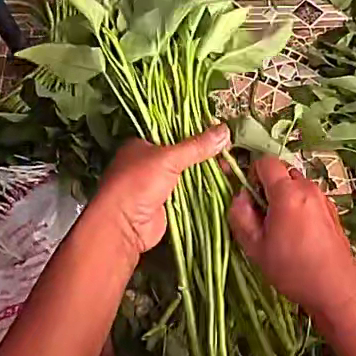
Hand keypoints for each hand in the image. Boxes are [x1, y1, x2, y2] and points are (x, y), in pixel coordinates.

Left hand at [89, 125, 230, 254]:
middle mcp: (149, 163)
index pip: (174, 132)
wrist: (123, 225)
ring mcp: (158, 185)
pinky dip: (203, 191)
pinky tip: (224, 185)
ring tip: (232, 166)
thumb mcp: (169, 158)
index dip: (196, 132)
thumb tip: (225, 130)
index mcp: (143, 144)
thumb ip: (197, 146)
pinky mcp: (166, 204)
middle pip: (183, 155)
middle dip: (205, 155)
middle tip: (231, 151)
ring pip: (188, 175)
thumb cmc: (138, 183)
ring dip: (206, 173)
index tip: (220, 132)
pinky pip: (189, 194)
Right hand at [228, 156, 355, 321]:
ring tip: (282, 229)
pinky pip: (310, 199)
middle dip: (270, 188)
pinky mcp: (332, 211)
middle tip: (264, 216)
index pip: (266, 162)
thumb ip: (241, 216)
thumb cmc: (292, 268)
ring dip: (285, 199)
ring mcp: (323, 199)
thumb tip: (240, 197)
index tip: (250, 198)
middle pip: (282, 173)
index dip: (252, 175)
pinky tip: (299, 235)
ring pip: (297, 186)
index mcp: (287, 193)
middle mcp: (308, 188)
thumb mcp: (255, 246)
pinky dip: (300, 208)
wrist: (336, 286)